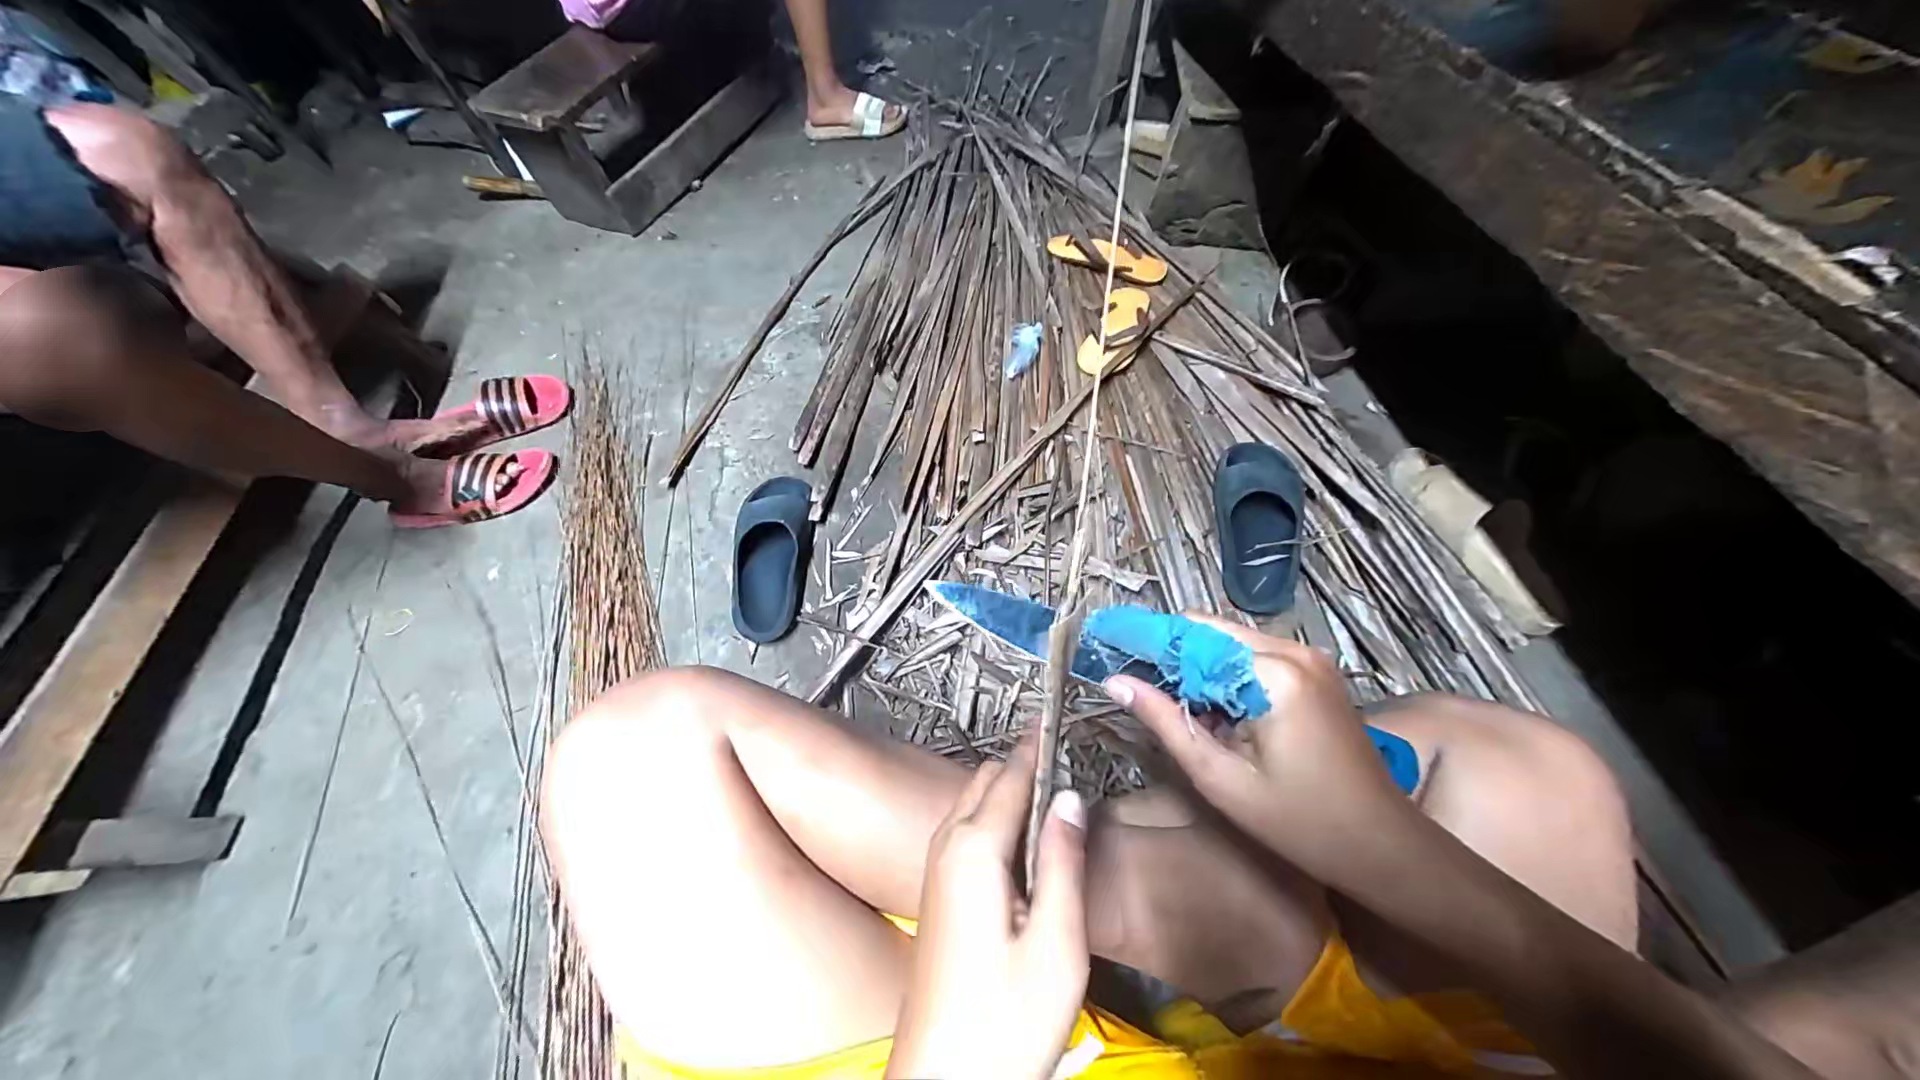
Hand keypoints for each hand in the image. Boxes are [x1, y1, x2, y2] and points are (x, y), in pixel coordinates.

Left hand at [887, 739, 1089, 1079]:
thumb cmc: (1000, 1025)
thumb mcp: (1055, 943)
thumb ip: (1062, 862)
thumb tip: (1069, 801)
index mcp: (973, 851)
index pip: (1010, 776)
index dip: (1036, 748)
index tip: (1056, 724)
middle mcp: (946, 850)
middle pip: (985, 781)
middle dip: (1020, 762)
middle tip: (1060, 754)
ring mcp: (935, 870)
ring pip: (972, 803)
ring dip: (1005, 788)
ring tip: (1049, 790)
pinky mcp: (937, 894)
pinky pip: (965, 830)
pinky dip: (993, 816)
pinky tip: (1020, 840)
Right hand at [1104, 618, 1409, 867]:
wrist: (1384, 847)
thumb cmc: (1300, 822)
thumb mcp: (1219, 776)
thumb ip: (1165, 721)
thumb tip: (1115, 681)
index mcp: (1273, 673)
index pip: (1191, 634)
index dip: (1145, 639)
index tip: (1106, 643)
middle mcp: (1294, 651)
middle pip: (1209, 632)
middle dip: (1168, 653)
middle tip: (1129, 680)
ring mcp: (1309, 659)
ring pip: (1228, 643)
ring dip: (1194, 665)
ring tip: (1162, 698)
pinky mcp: (1314, 672)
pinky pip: (1251, 658)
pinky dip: (1221, 674)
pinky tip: (1206, 706)